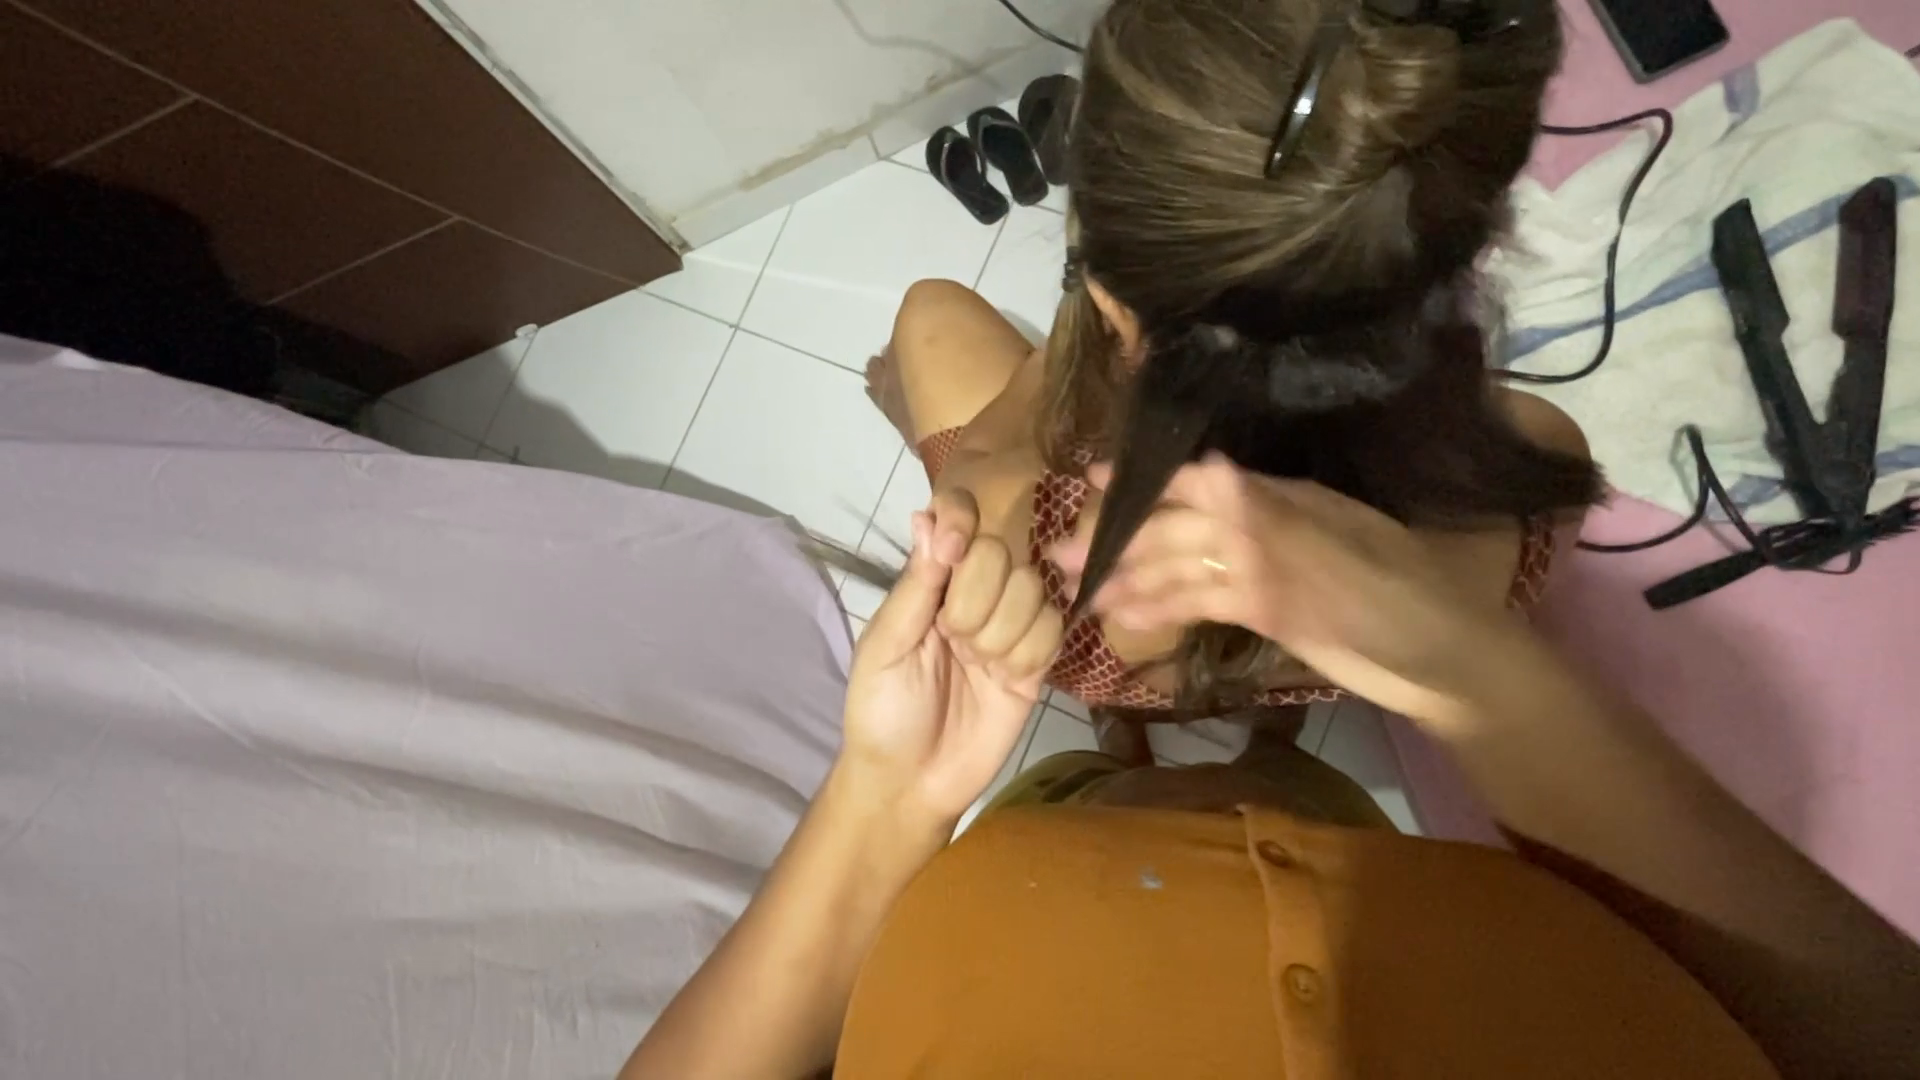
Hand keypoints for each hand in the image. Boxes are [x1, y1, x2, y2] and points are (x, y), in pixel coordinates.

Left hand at [840, 501, 1063, 823]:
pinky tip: (1005, 680)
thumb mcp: (883, 647)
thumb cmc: (881, 712)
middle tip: (952, 642)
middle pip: (1002, 553)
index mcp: (930, 582)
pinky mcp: (1036, 662)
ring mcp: (1008, 627)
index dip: (963, 521)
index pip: (958, 520)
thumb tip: (926, 516)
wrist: (912, 784)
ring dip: (1002, 632)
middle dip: (976, 600)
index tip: (953, 552)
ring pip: (1033, 590)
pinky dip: (1029, 654)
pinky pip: (1054, 630)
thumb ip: (915, 584)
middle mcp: (973, 595)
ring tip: (977, 667)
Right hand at [1050, 454, 1524, 729]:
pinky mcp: (1261, 611)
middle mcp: (1258, 530)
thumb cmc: (1397, 600)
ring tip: (1080, 591)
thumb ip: (1262, 515)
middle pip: (1177, 530)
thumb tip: (1211, 466)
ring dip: (1132, 578)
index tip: (1091, 481)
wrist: (1446, 667)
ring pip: (1182, 570)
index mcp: (1276, 504)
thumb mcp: (1333, 555)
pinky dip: (1163, 609)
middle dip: (1120, 540)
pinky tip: (1126, 617)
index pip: (1197, 484)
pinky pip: (1201, 604)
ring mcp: (1258, 573)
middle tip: (1059, 553)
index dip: (1144, 482)